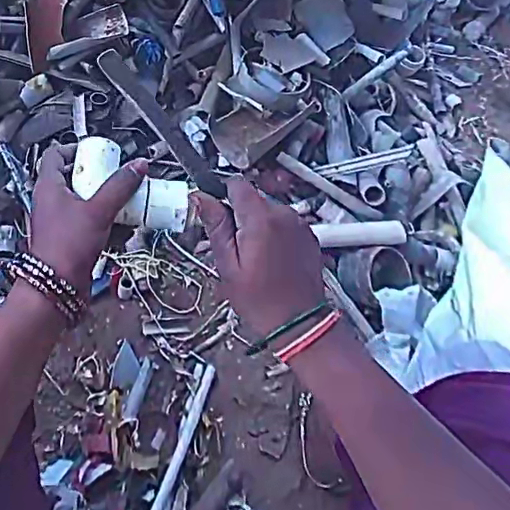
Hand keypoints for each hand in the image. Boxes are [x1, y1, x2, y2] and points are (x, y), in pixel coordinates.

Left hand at [29, 145, 147, 287]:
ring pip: (82, 200)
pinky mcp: (67, 238)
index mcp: (48, 186)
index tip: (97, 153)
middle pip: (73, 176)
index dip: (76, 149)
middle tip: (115, 176)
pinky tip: (119, 224)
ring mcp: (58, 220)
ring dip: (103, 199)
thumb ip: (120, 186)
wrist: (56, 288)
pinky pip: (86, 220)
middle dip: (97, 177)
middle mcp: (50, 201)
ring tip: (122, 200)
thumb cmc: (65, 248)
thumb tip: (137, 166)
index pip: (55, 154)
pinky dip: (103, 219)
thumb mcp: (99, 210)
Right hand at [197, 179, 327, 338]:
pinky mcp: (308, 235)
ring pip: (268, 209)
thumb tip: (201, 198)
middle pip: (252, 197)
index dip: (222, 194)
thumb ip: (215, 225)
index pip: (236, 184)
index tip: (216, 211)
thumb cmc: (263, 302)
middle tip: (234, 244)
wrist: (301, 326)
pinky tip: (270, 257)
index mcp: (261, 219)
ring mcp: (299, 224)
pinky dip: (275, 232)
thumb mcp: (228, 264)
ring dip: (258, 223)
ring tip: (254, 255)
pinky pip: (284, 222)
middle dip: (240, 214)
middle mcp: (284, 215)